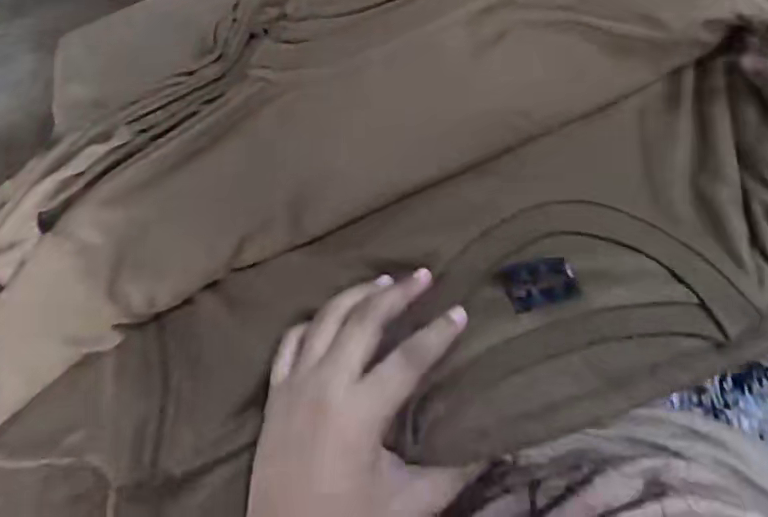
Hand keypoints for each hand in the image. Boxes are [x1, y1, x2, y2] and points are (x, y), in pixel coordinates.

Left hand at [246, 270, 474, 516]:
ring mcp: (295, 384)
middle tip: (424, 275)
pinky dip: (315, 320)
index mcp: (359, 413)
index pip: (408, 359)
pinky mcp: (274, 393)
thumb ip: (451, 473)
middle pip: (365, 320)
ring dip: (359, 293)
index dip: (438, 333)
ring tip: (385, 279)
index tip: (460, 311)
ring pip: (327, 318)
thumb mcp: (407, 505)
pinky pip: (292, 339)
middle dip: (398, 293)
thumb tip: (492, 446)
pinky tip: (333, 314)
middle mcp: (326, 386)